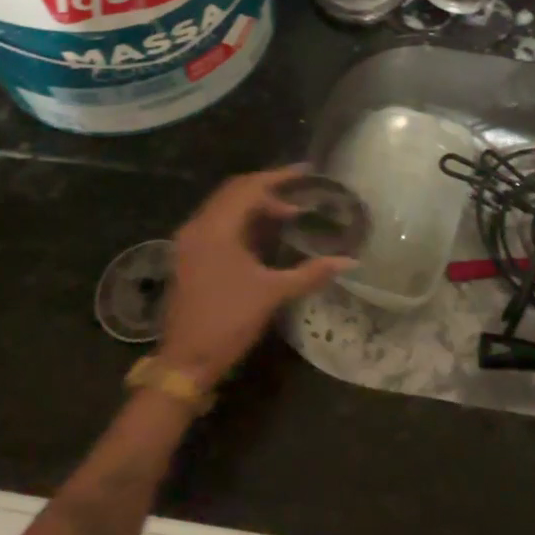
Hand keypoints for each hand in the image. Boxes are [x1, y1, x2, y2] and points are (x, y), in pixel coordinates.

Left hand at [158, 167, 355, 389]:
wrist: (185, 362)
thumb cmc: (228, 322)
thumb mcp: (273, 294)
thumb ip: (311, 273)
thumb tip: (349, 261)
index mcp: (216, 228)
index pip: (250, 187)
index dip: (280, 177)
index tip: (307, 172)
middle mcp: (198, 226)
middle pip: (235, 191)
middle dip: (268, 188)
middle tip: (300, 191)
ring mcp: (189, 241)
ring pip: (224, 206)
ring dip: (255, 204)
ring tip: (289, 212)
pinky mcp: (188, 256)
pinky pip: (217, 222)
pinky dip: (242, 219)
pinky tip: (265, 233)